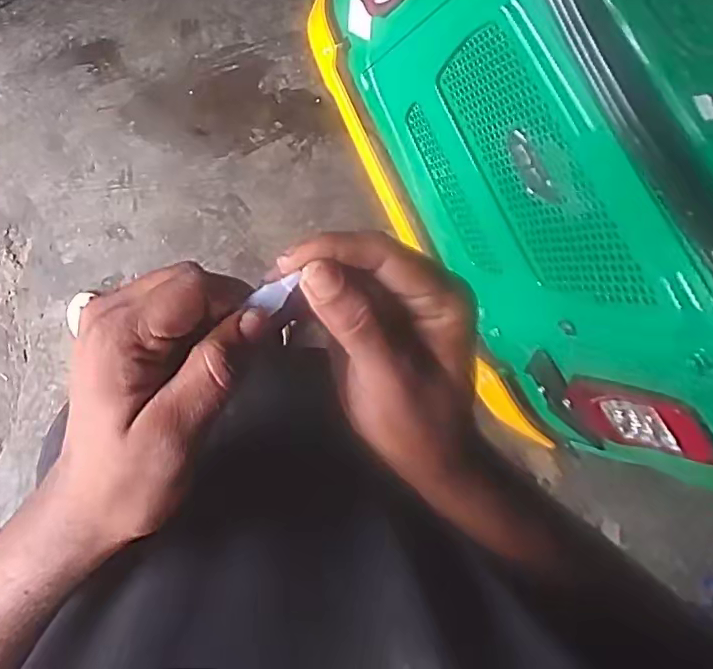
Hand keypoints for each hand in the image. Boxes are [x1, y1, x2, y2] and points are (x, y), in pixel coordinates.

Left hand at [42, 263, 271, 552]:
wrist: (85, 505)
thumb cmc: (127, 480)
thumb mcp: (176, 432)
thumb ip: (215, 369)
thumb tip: (259, 316)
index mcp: (117, 330)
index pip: (192, 283)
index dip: (234, 304)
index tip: (258, 344)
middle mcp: (107, 308)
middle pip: (187, 279)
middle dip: (223, 311)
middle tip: (240, 360)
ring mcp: (107, 312)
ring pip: (181, 287)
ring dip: (210, 318)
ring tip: (215, 368)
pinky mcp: (115, 323)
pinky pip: (169, 303)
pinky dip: (192, 324)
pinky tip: (192, 363)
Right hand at [276, 232, 484, 505]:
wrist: (427, 462)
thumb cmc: (416, 427)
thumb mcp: (383, 377)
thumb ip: (353, 321)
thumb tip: (313, 270)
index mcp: (439, 295)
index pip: (381, 253)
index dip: (333, 249)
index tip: (289, 263)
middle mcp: (422, 285)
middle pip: (363, 253)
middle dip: (317, 258)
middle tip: (274, 275)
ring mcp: (400, 295)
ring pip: (349, 265)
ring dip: (310, 273)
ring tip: (273, 287)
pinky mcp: (378, 308)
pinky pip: (342, 285)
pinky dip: (313, 291)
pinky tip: (286, 301)